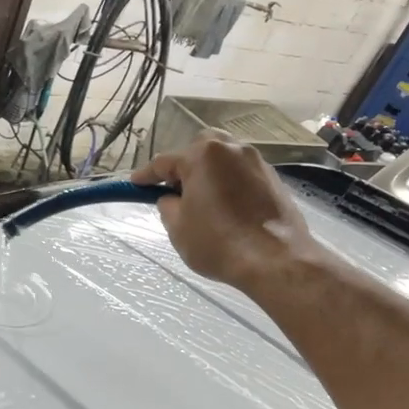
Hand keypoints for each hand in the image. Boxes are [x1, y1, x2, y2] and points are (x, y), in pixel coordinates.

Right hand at [132, 128, 321, 290]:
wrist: (274, 259)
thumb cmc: (218, 242)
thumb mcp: (177, 227)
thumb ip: (168, 206)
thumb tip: (170, 198)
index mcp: (203, 156)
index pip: (165, 161)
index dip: (146, 175)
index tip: (135, 184)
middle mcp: (231, 149)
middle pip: (199, 149)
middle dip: (183, 165)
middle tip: (174, 190)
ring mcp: (256, 162)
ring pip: (223, 159)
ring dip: (208, 173)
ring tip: (200, 198)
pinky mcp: (273, 178)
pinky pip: (241, 173)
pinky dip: (228, 183)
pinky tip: (224, 206)